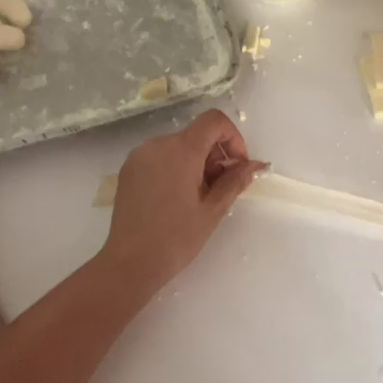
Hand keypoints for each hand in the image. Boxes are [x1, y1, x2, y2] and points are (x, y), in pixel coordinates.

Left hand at [100, 110, 265, 292]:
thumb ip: (235, 181)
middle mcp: (157, 144)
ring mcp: (139, 156)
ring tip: (198, 198)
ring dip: (196, 163)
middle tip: (221, 189)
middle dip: (215, 155)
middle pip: (196, 135)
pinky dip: (175, 168)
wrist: (130, 262)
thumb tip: (254, 165)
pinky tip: (177, 198)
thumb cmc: (176, 238)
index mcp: (180, 150)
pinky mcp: (128, 170)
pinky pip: (159, 157)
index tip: (237, 166)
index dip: (233, 137)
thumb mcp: (212, 210)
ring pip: (177, 146)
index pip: (213, 121)